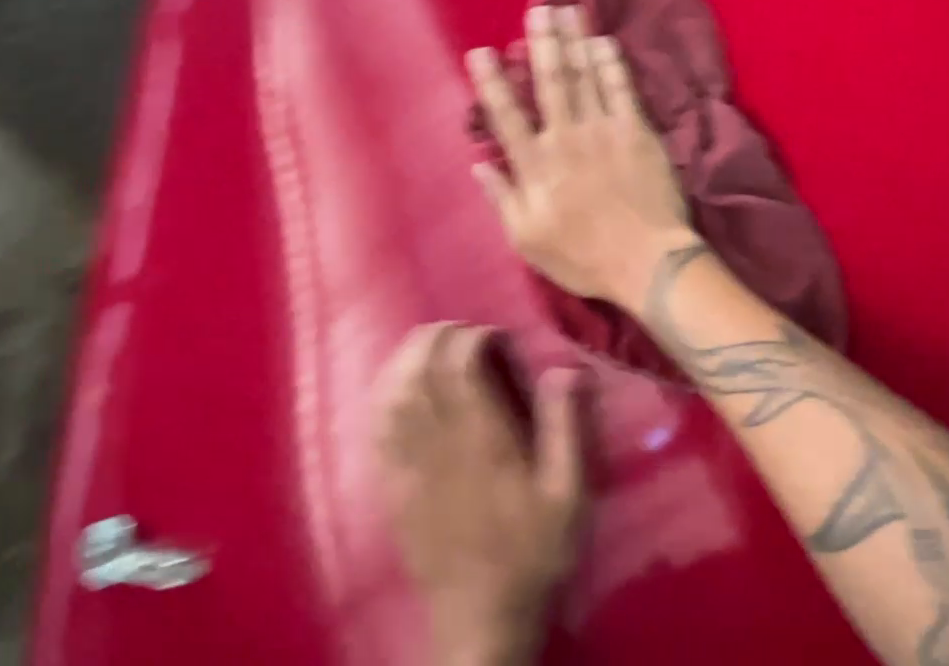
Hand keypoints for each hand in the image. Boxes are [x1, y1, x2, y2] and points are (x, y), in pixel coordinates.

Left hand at [375, 322, 585, 665]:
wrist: (482, 617)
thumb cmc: (533, 553)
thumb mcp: (570, 494)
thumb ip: (567, 427)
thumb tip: (566, 369)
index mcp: (482, 438)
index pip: (460, 363)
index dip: (474, 336)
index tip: (497, 337)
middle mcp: (438, 441)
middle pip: (423, 368)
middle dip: (440, 335)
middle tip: (465, 331)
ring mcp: (409, 462)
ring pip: (394, 391)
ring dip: (409, 356)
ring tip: (432, 344)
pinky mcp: (393, 484)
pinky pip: (378, 425)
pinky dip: (385, 392)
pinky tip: (398, 383)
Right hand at [468, 5, 700, 309]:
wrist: (647, 261)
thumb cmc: (583, 257)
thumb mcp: (527, 240)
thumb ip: (502, 198)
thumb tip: (479, 164)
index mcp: (536, 165)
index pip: (506, 115)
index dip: (491, 82)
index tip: (481, 52)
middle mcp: (566, 138)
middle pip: (551, 81)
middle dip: (543, 42)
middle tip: (540, 10)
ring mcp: (604, 131)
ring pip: (586, 76)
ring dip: (576, 41)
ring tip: (569, 11)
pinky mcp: (638, 133)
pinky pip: (622, 89)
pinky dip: (612, 63)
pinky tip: (605, 42)